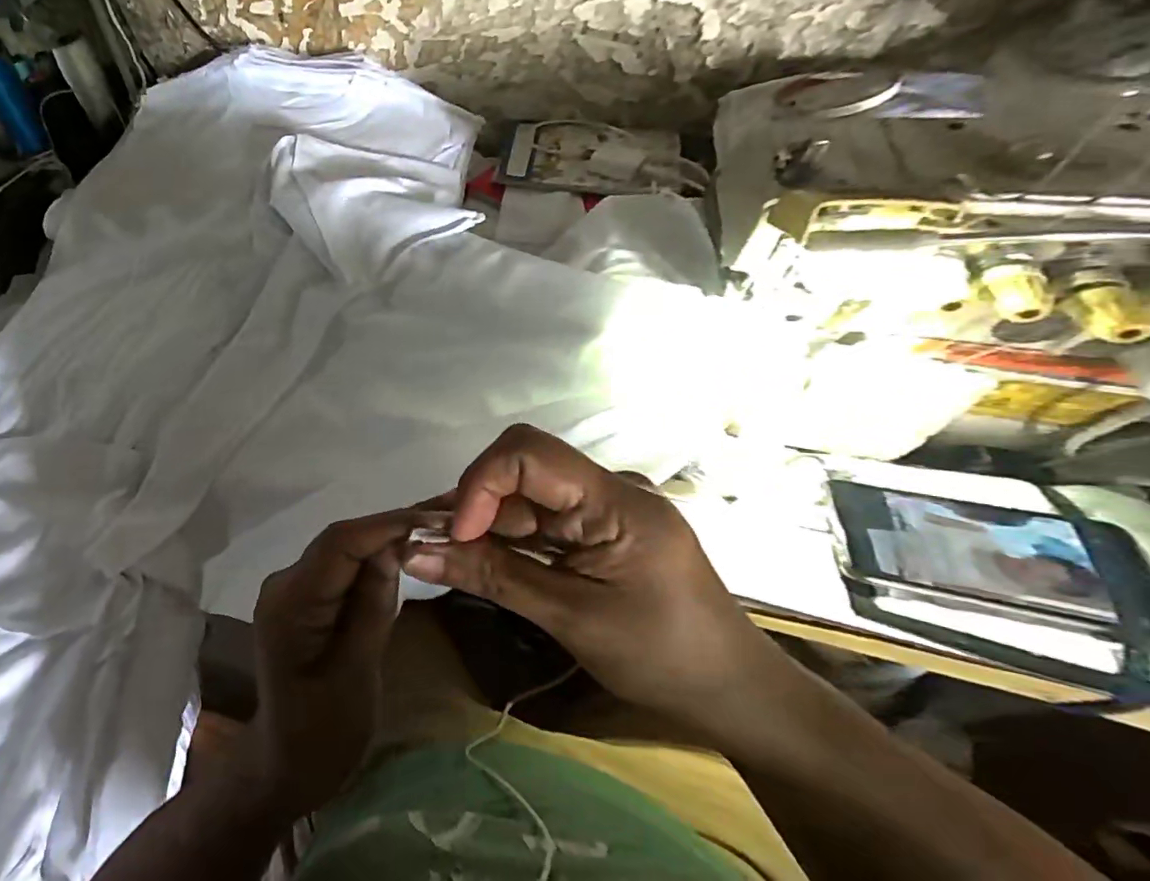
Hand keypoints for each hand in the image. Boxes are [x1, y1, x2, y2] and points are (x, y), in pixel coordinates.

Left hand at [245, 510, 412, 817]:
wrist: (286, 764)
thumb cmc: (324, 732)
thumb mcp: (358, 671)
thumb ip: (373, 604)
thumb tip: (396, 545)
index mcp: (290, 600)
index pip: (338, 543)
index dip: (386, 524)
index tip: (437, 518)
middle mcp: (284, 583)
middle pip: (338, 541)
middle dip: (390, 528)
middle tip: (446, 521)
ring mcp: (290, 590)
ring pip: (340, 551)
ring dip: (383, 540)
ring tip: (434, 531)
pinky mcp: (302, 600)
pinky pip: (338, 570)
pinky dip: (370, 562)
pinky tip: (403, 558)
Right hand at [400, 424, 796, 731]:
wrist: (737, 697)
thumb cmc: (664, 659)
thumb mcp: (570, 618)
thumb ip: (491, 577)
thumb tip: (412, 554)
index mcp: (616, 501)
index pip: (528, 454)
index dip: (480, 484)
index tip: (457, 536)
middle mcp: (604, 490)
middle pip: (516, 472)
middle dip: (467, 506)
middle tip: (426, 545)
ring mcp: (597, 510)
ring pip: (516, 497)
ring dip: (474, 525)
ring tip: (429, 551)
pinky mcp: (590, 531)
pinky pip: (531, 521)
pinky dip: (495, 539)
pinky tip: (464, 557)